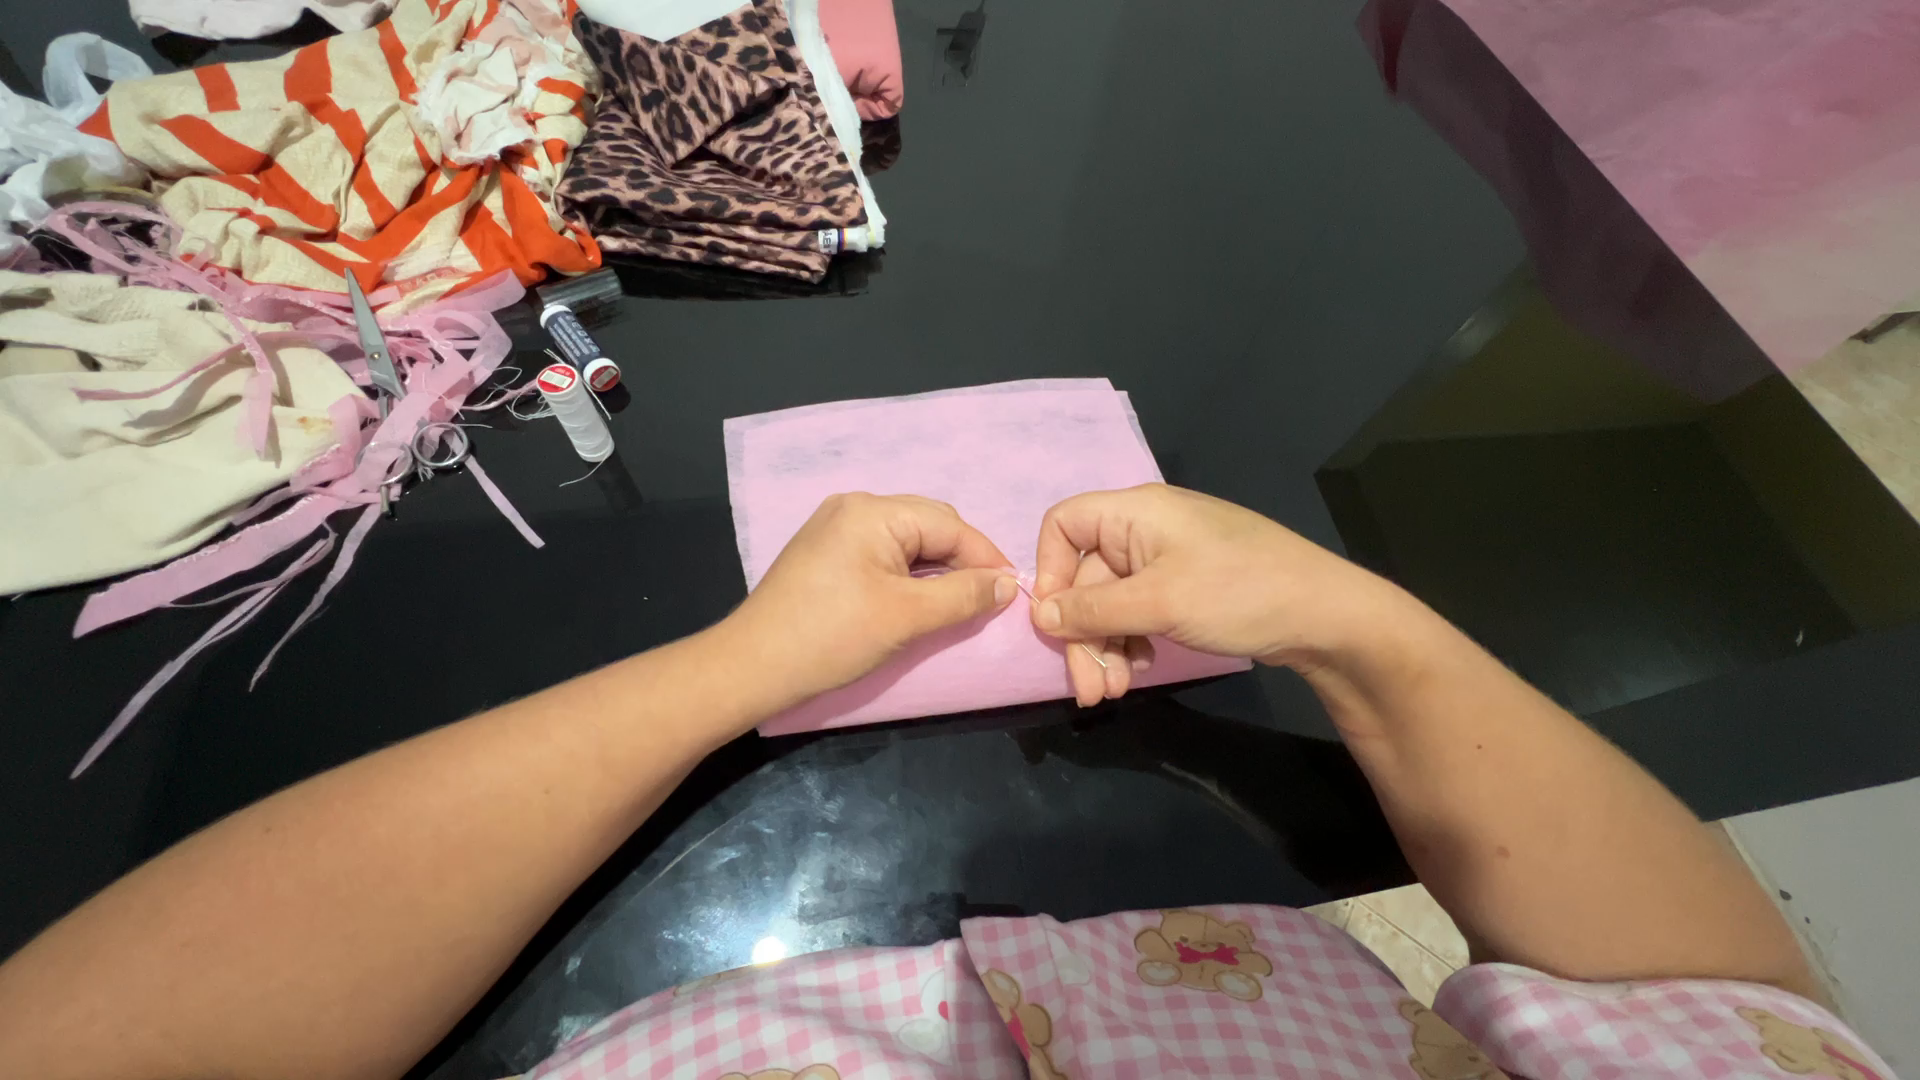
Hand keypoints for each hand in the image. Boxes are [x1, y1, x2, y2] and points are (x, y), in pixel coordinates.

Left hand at [723, 493, 1018, 709]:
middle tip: (986, 599)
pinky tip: (919, 599)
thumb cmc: (832, 637)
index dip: (986, 557)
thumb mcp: (907, 617)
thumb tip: (1007, 584)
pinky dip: (908, 574)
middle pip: (929, 526)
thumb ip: (963, 595)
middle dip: (962, 560)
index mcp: (873, 511)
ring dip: (936, 569)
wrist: (752, 667)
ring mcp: (835, 528)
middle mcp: (854, 508)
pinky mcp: (826, 553)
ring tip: (958, 602)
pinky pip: (883, 553)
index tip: (1013, 591)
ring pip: (907, 541)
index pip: (949, 524)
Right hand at [1030, 484, 1409, 703]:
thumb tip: (1039, 614)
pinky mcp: (1185, 586)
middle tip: (1090, 690)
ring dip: (1106, 646)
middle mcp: (1144, 529)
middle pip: (1087, 577)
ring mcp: (1167, 558)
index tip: (1054, 621)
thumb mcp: (1158, 603)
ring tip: (1114, 691)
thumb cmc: (1238, 594)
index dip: (1049, 570)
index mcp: (1134, 512)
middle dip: (1084, 634)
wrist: (1328, 616)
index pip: (1063, 525)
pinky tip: (1142, 667)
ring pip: (1111, 601)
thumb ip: (1092, 610)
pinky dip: (1132, 640)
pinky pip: (1139, 610)